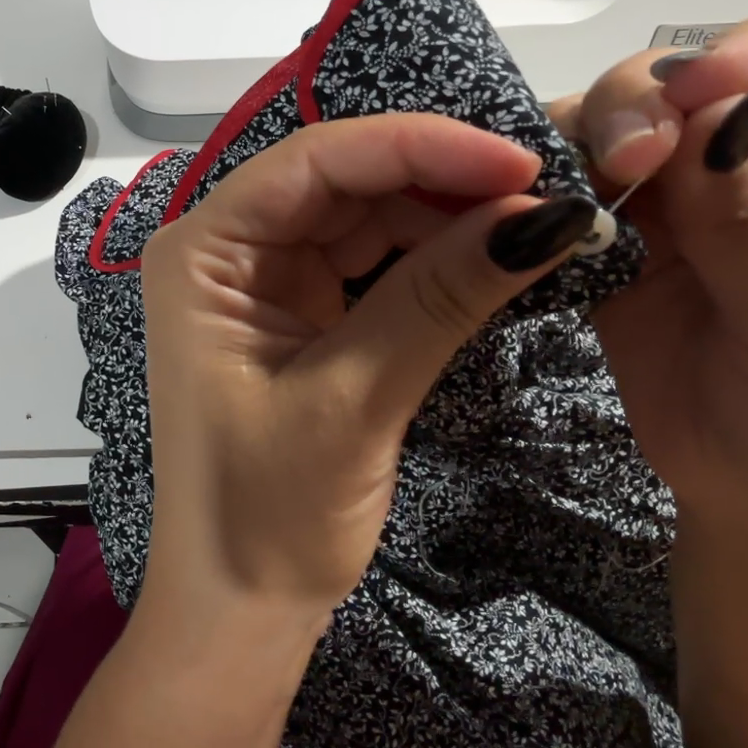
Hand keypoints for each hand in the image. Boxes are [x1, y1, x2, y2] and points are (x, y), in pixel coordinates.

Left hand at [138, 114, 600, 616]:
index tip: (514, 161)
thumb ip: (439, 297)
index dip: (414, 147)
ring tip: (531, 225)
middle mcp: (224, 249)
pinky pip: (367, 259)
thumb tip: (545, 216)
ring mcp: (261, 278)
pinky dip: (426, 256)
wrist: (239, 600)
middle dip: (437, 181)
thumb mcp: (353, 398)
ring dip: (441, 215)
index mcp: (203, 252)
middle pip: (340, 181)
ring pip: (360, 215)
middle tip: (541, 195)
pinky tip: (486, 254)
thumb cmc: (265, 512)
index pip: (311, 162)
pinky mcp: (297, 310)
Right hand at [549, 18, 747, 551]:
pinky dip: (540, 191)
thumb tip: (706, 113)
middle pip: (678, 84)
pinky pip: (565, 193)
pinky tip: (527, 211)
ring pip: (607, 129)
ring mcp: (675, 203)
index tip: (682, 102)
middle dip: (636, 107)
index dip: (731, 60)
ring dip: (577, 143)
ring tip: (564, 195)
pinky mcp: (611, 244)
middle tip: (619, 164)